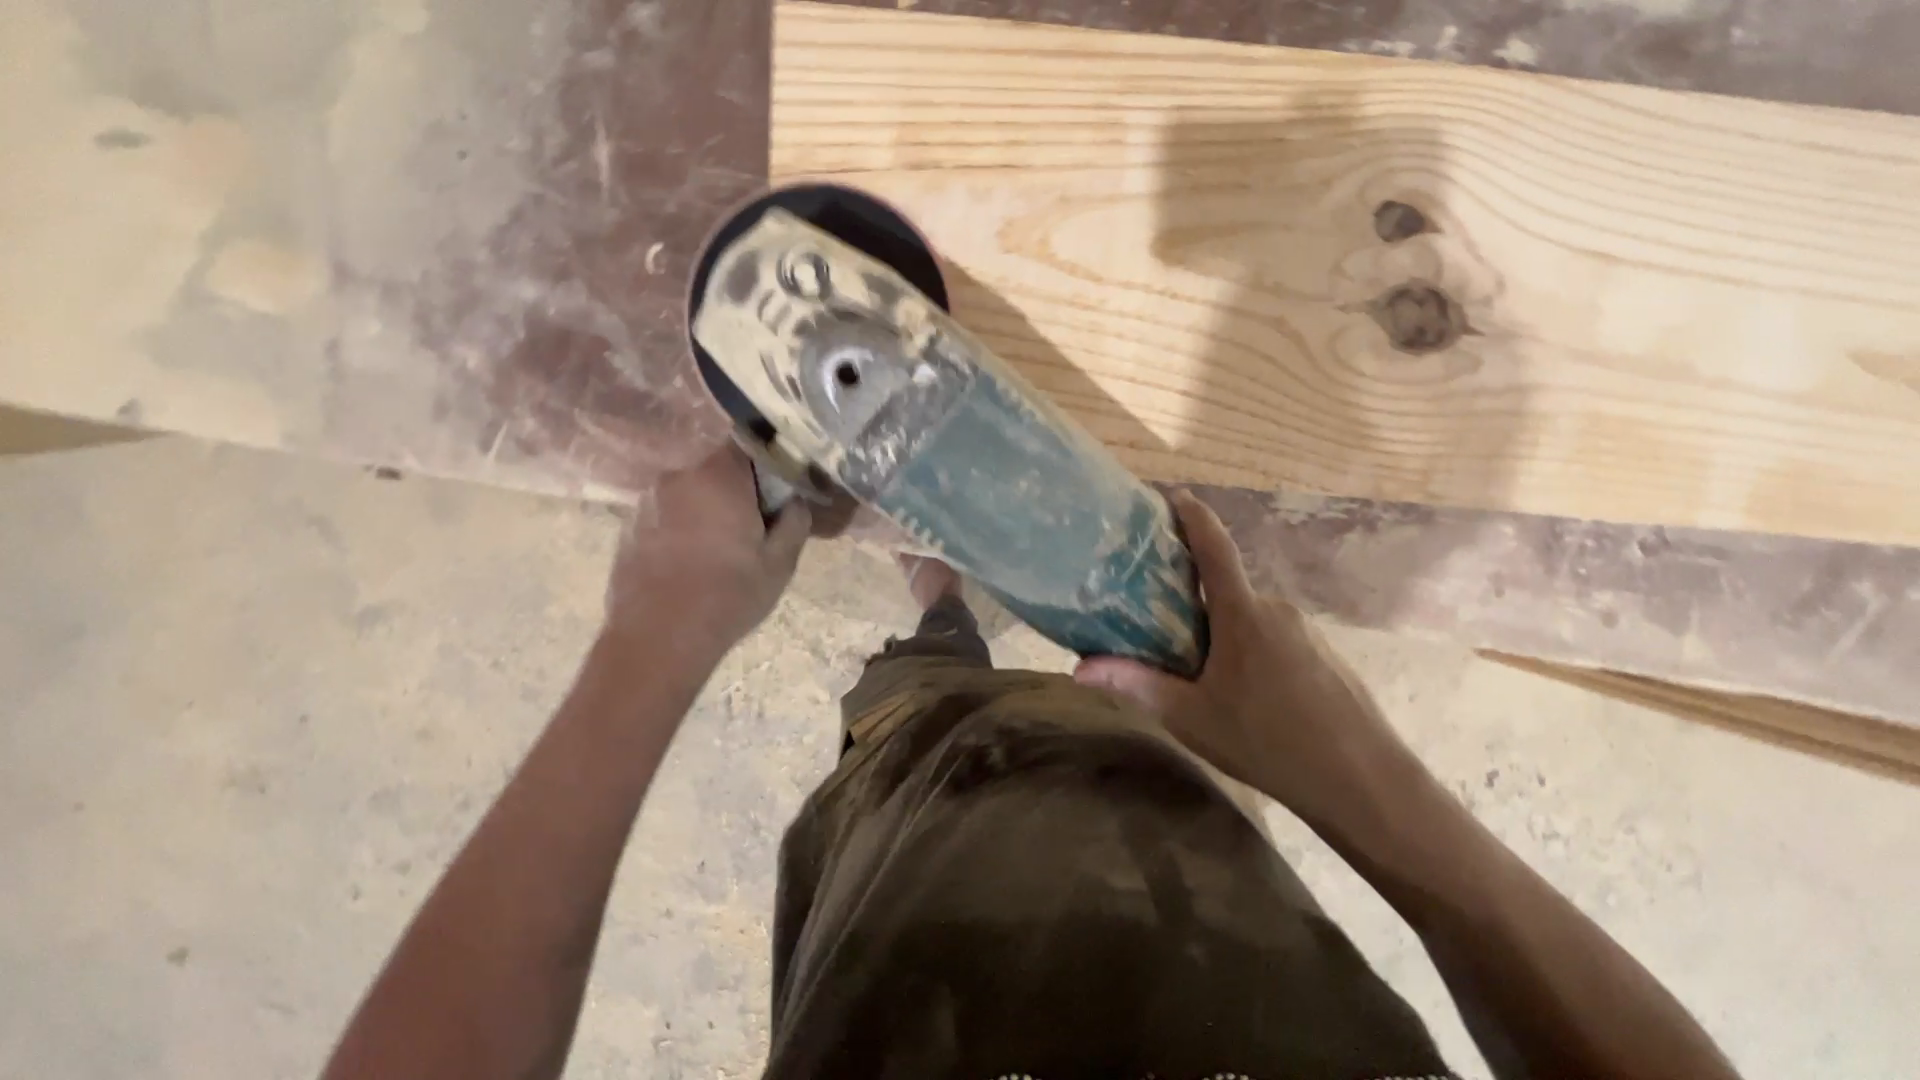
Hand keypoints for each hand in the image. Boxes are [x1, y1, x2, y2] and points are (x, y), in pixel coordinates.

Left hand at [602, 445, 810, 662]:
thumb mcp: (780, 564)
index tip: (778, 494)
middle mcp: (677, 477)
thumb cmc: (726, 597)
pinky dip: (681, 530)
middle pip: (717, 471)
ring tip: (718, 553)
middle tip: (754, 530)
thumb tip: (794, 501)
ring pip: (690, 495)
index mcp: (718, 476)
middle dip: (737, 493)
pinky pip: (666, 516)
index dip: (766, 464)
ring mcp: (646, 501)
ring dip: (707, 512)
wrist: (656, 639)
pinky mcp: (627, 527)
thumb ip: (794, 522)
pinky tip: (689, 566)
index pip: (747, 444)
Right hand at [1074, 491, 1413, 825]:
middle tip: (1159, 621)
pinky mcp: (1326, 656)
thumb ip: (1137, 685)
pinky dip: (1253, 651)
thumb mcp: (1191, 717)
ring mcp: (1307, 632)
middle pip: (1227, 590)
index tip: (1173, 494)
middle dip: (1195, 598)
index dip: (1192, 515)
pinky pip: (1277, 639)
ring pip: (1252, 619)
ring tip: (1200, 671)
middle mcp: (1277, 609)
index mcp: (1242, 613)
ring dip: (1224, 632)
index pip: (1214, 546)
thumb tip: (1079, 669)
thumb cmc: (1268, 741)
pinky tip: (1247, 695)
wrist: (1363, 780)